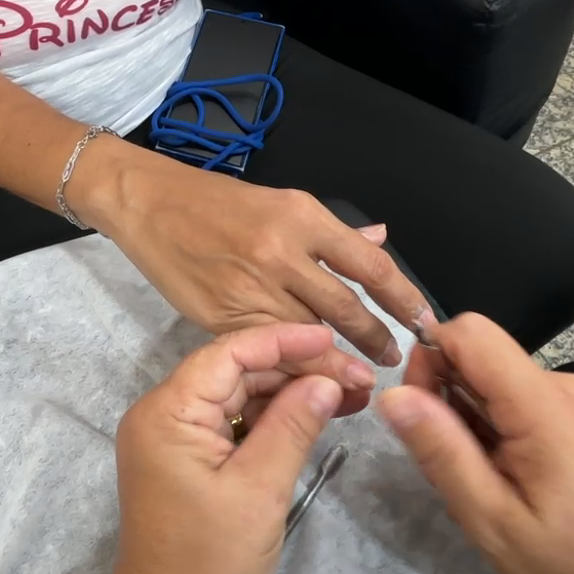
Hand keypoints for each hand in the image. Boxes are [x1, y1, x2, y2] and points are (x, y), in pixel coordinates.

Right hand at [70, 140, 427, 366]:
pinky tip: (309, 372)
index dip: (403, 298)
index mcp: (301, 217)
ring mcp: (251, 288)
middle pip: (347, 309)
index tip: (422, 320)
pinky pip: (270, 349)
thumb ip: (331, 231)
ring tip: (359, 373)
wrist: (151, 204)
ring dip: (340, 359)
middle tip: (392, 357)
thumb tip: (380, 240)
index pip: (369, 265)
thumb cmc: (215, 200)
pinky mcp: (223, 317)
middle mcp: (282, 253)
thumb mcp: (279, 202)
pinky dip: (294, 364)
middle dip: (377, 339)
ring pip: (310, 336)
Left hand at [105, 324, 368, 573]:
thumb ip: (293, 426)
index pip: (230, 352)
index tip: (331, 338)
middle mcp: (164, 409)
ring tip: (350, 392)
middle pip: (237, 370)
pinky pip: (233, 418)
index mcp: (168, 410)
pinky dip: (273, 415)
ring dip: (291, 391)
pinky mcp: (187, 450)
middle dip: (297, 369)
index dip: (283, 340)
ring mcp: (174, 430)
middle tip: (356, 376)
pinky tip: (316, 412)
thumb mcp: (259, 491)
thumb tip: (327, 380)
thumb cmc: (209, 561)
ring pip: (240, 392)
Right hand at [376, 313, 573, 573]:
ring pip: (495, 377)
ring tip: (482, 475)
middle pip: (479, 353)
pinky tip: (507, 473)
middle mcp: (565, 385)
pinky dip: (497, 423)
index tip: (421, 411)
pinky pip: (519, 395)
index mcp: (545, 405)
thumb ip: (442, 452)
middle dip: (446, 393)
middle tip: (449, 459)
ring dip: (471, 414)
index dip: (431, 357)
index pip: (470, 332)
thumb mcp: (495, 522)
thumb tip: (393, 395)